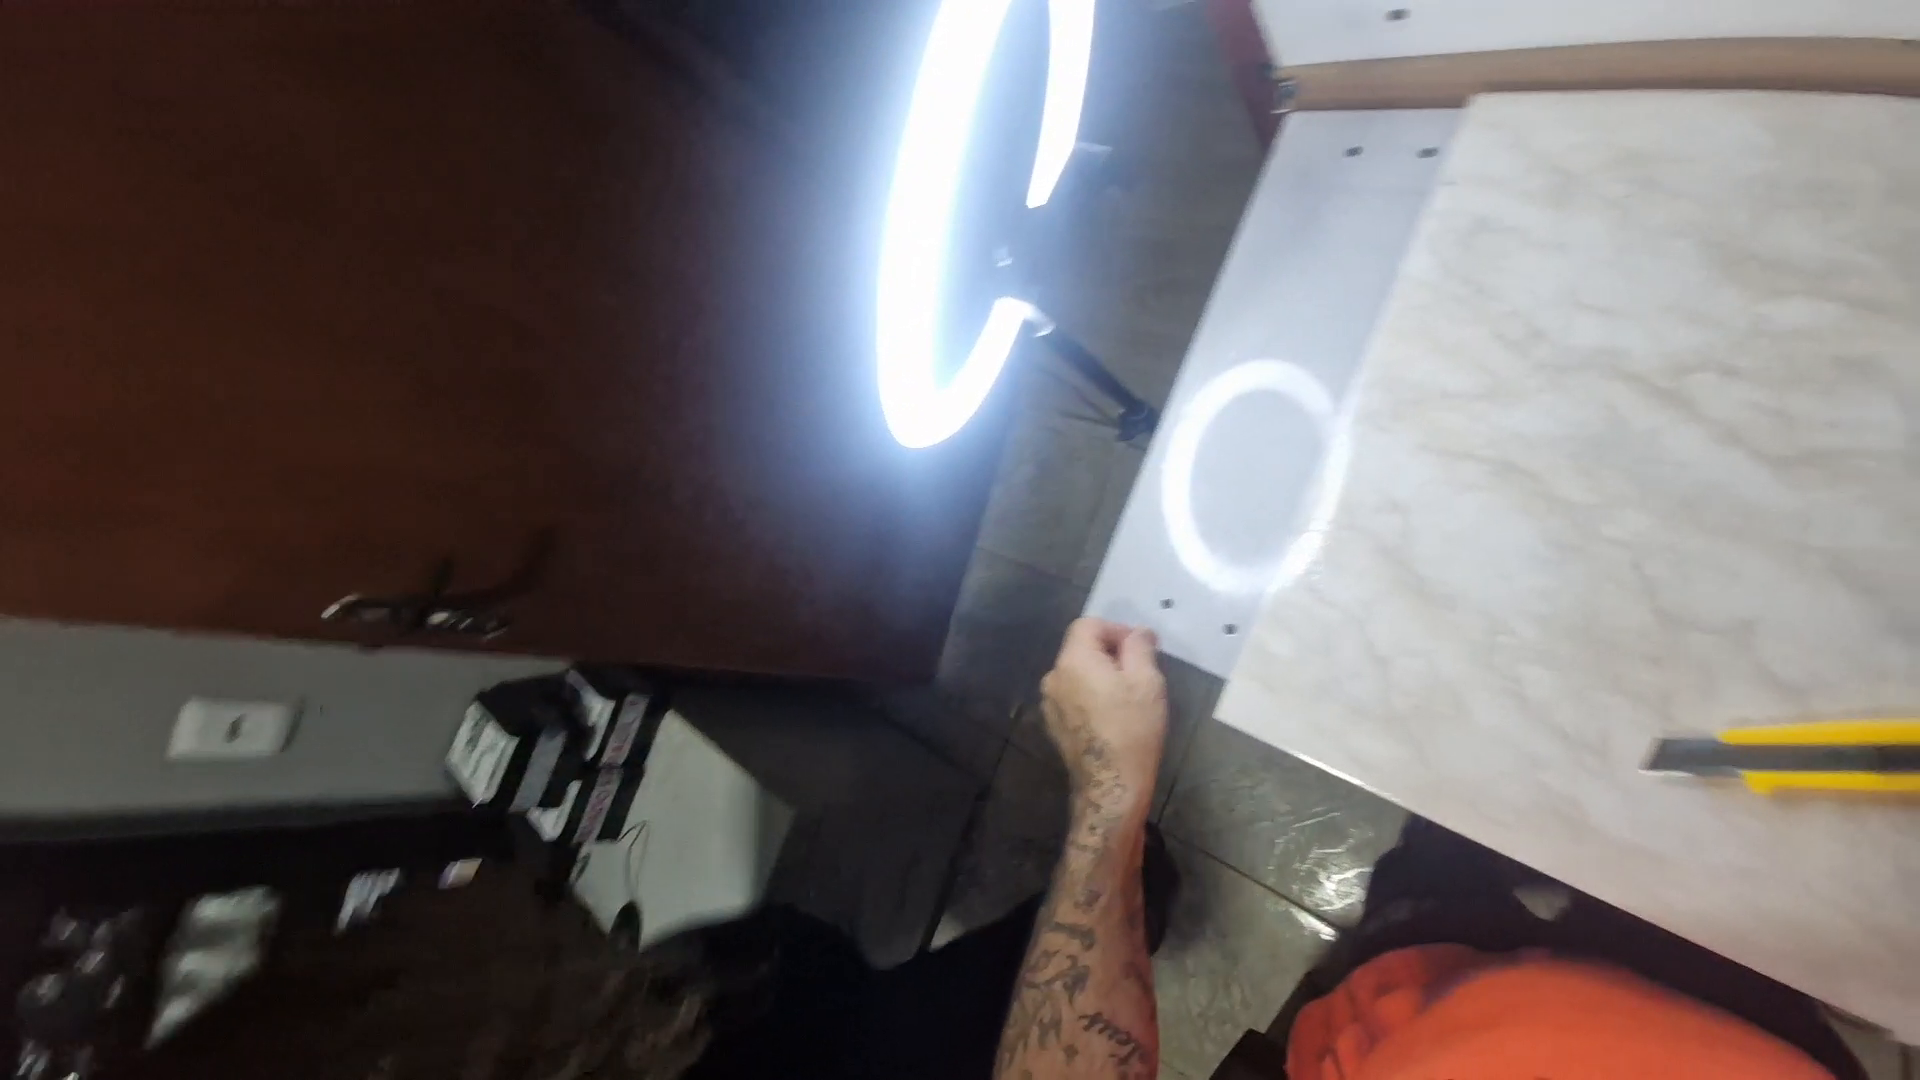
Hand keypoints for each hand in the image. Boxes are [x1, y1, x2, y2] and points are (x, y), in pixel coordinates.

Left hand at [1040, 618, 1168, 814]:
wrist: (1111, 786)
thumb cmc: (1132, 729)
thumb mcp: (1147, 681)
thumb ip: (1140, 647)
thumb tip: (1137, 632)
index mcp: (1072, 660)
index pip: (1089, 624)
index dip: (1117, 629)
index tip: (1142, 648)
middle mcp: (1053, 676)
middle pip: (1081, 648)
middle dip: (1111, 653)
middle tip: (1141, 672)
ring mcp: (1050, 702)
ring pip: (1078, 673)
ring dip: (1101, 675)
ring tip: (1129, 696)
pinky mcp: (1054, 725)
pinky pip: (1073, 696)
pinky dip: (1091, 696)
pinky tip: (1113, 716)